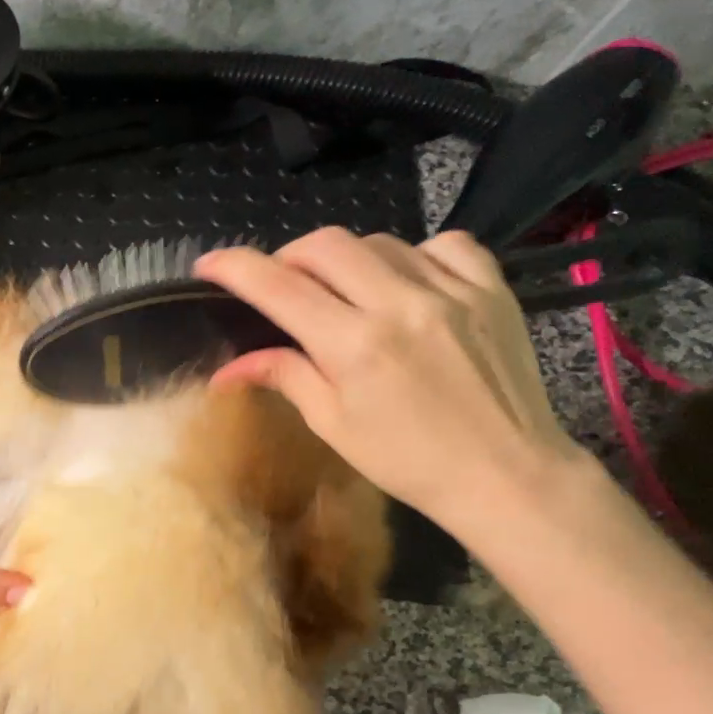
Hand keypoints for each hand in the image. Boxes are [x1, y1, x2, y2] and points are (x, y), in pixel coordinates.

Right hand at [195, 227, 581, 526]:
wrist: (504, 471)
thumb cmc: (403, 458)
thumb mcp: (331, 422)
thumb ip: (285, 377)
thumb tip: (226, 370)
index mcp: (353, 345)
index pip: (279, 287)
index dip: (235, 267)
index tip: (208, 264)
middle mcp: (401, 305)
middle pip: (327, 245)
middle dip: (288, 256)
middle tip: (278, 282)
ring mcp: (452, 292)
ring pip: (380, 241)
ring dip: (345, 259)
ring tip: (340, 289)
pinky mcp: (492, 290)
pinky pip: (445, 245)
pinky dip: (412, 254)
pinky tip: (403, 281)